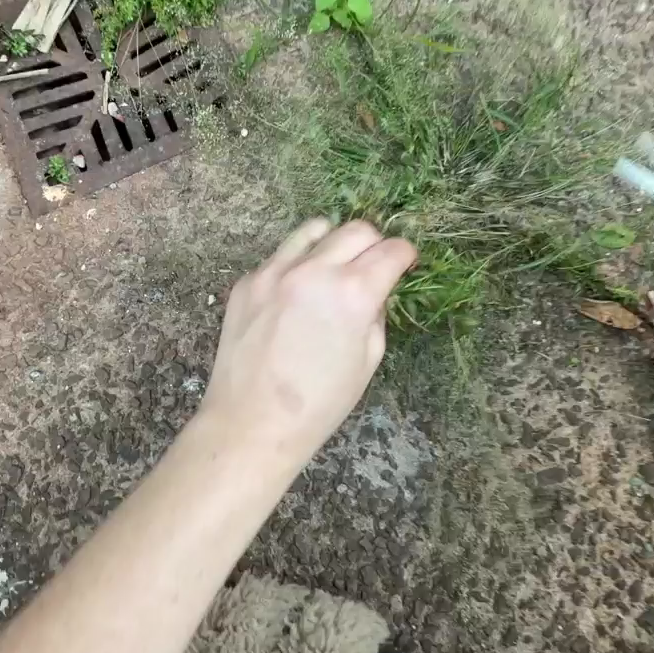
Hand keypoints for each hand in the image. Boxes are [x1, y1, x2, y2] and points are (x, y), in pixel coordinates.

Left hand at [198, 219, 416, 467]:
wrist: (252, 423)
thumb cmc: (319, 404)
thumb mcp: (369, 359)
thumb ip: (376, 313)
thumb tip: (375, 289)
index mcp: (353, 294)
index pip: (392, 251)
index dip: (405, 255)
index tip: (405, 262)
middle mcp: (314, 271)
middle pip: (357, 230)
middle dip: (374, 244)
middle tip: (373, 266)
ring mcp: (275, 271)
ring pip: (316, 229)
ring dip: (334, 242)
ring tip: (334, 266)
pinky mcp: (248, 280)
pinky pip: (282, 255)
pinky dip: (299, 264)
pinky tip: (298, 294)